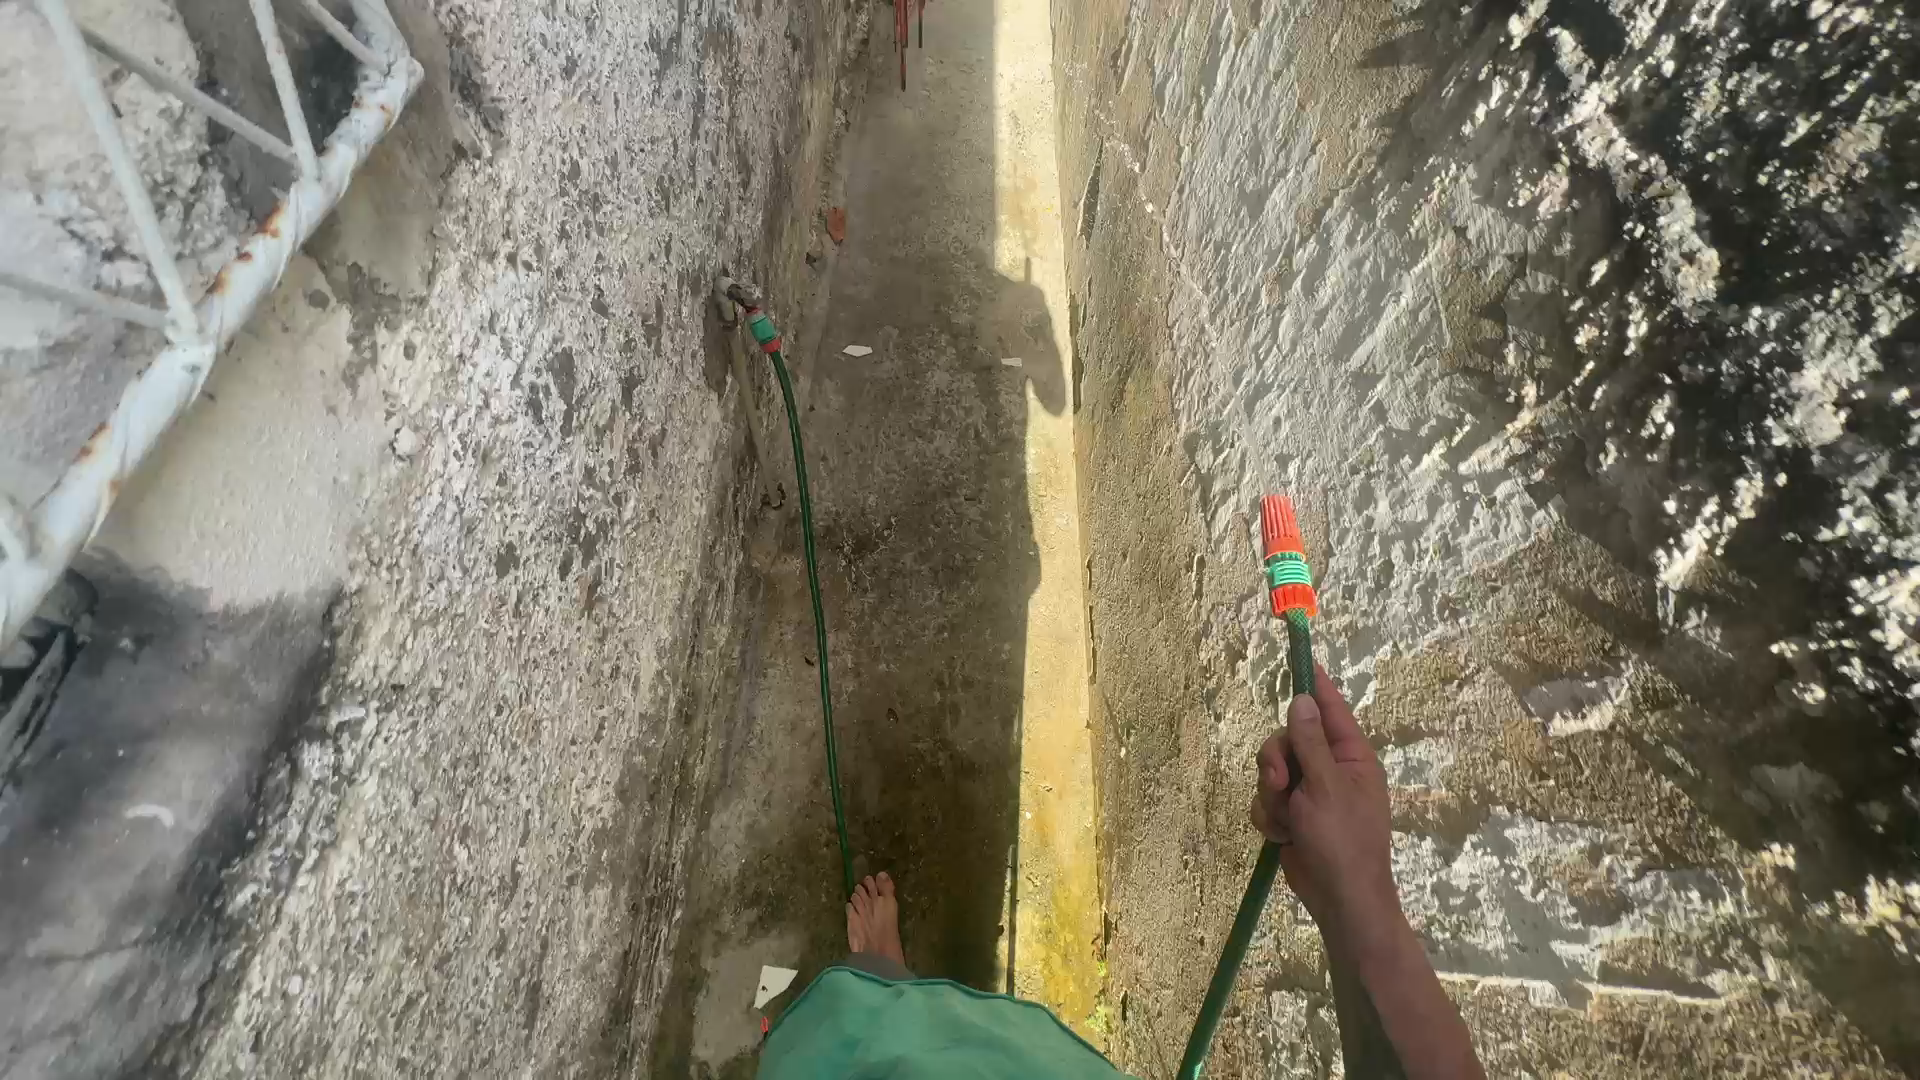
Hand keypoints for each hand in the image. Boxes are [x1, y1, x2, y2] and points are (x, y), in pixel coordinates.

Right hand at [1250, 665, 1399, 945]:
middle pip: (1286, 738)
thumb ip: (1309, 741)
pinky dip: (1268, 815)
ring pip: (1270, 768)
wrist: (1338, 900)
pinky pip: (1265, 796)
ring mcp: (1310, 791)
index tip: (1301, 658)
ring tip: (1286, 819)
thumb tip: (1302, 699)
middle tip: (1279, 783)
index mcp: (1351, 757)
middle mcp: (1330, 769)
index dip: (1313, 684)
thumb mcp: (1325, 787)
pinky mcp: (1292, 813)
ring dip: (1270, 794)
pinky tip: (1282, 834)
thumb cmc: (1343, 841)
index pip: (1329, 709)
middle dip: (1275, 761)